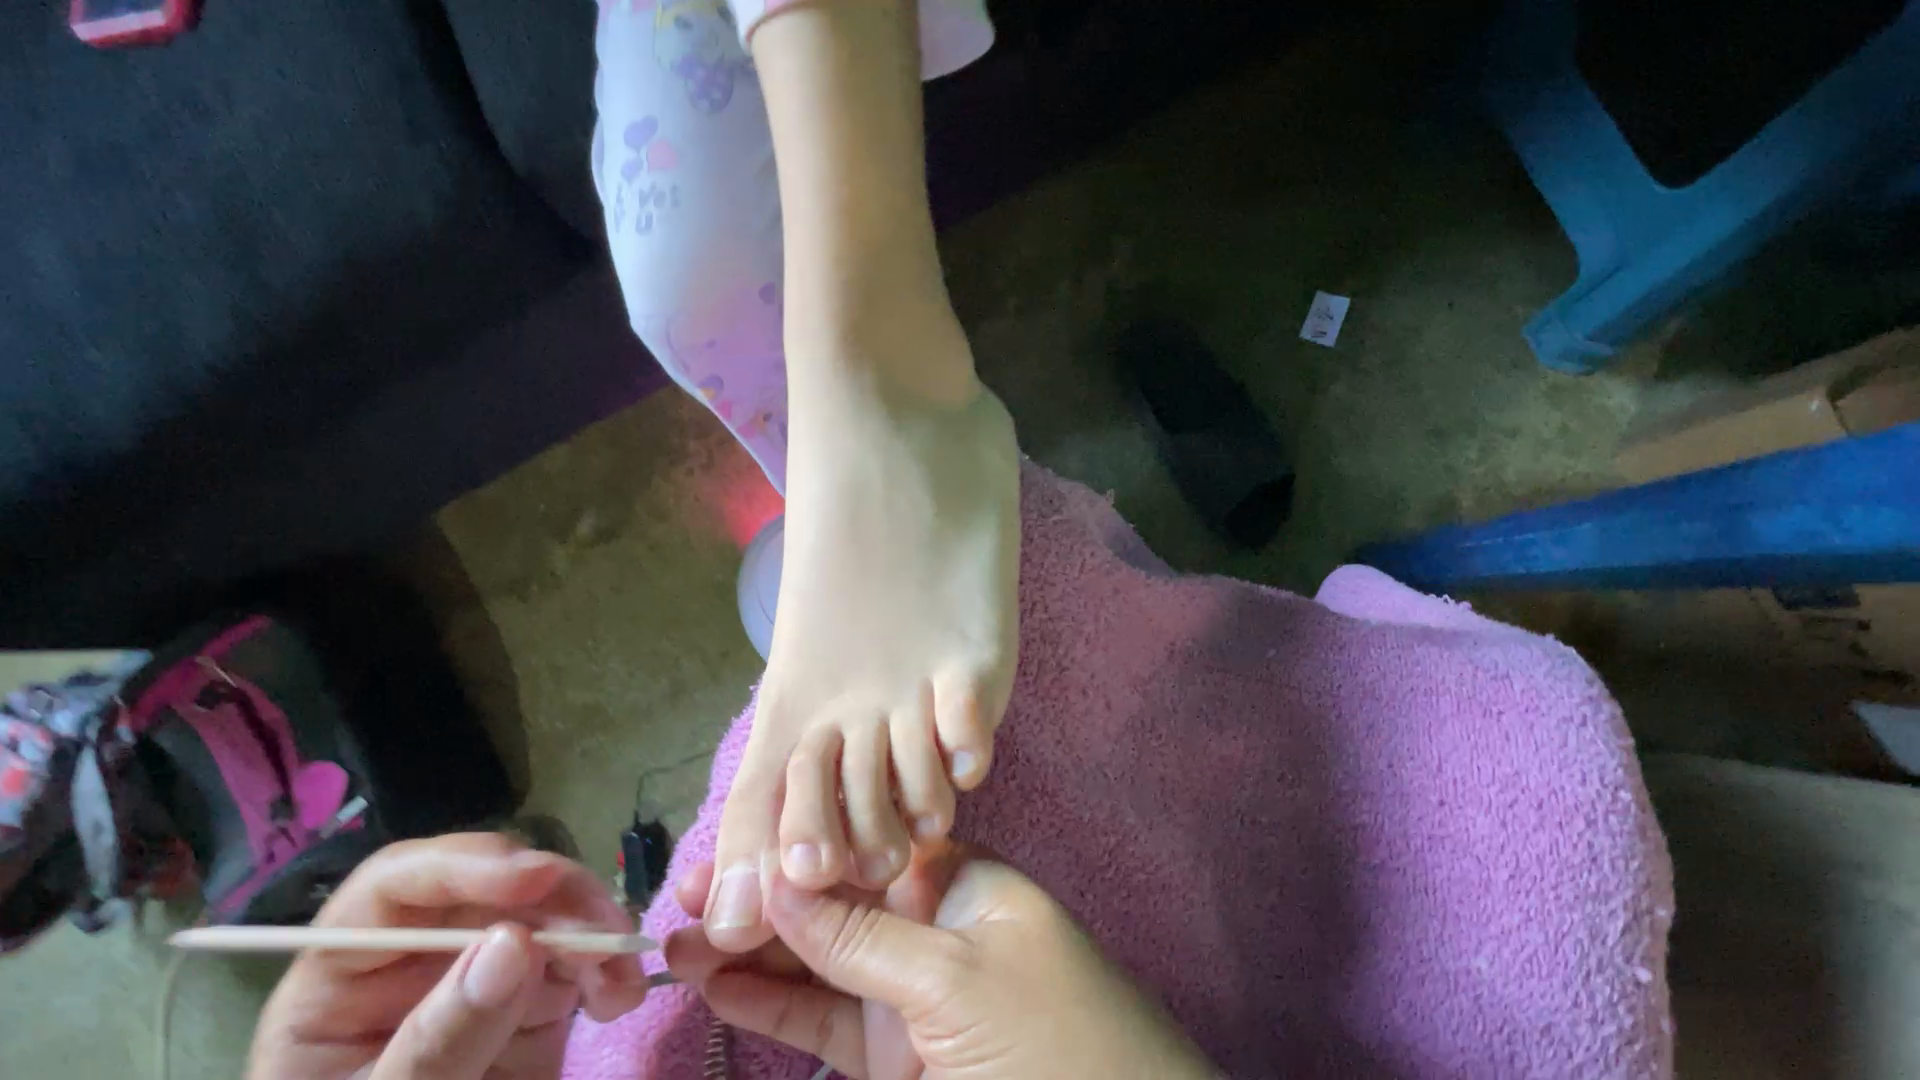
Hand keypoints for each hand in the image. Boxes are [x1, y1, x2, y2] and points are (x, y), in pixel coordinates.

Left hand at [248, 833, 648, 1079]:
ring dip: (594, 931)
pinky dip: (607, 968)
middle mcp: (411, 966)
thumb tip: (513, 941)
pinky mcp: (530, 1006)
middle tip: (607, 935)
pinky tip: (620, 999)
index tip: (533, 878)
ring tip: (622, 981)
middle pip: (487, 890)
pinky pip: (576, 962)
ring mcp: (477, 981)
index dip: (463, 867)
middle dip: (555, 900)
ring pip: (544, 915)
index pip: (393, 888)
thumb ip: (436, 1044)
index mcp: (337, 988)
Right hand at [665, 847, 1218, 1079]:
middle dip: (758, 896)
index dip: (794, 844)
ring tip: (676, 938)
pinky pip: (823, 1018)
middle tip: (682, 892)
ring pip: (816, 961)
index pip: (859, 845)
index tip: (726, 843)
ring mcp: (909, 992)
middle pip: (830, 901)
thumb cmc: (1052, 1036)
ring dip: (750, 951)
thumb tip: (779, 876)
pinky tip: (718, 985)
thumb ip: (862, 934)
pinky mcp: (894, 1054)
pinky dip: (772, 1002)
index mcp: (958, 879)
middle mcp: (928, 924)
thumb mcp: (955, 976)